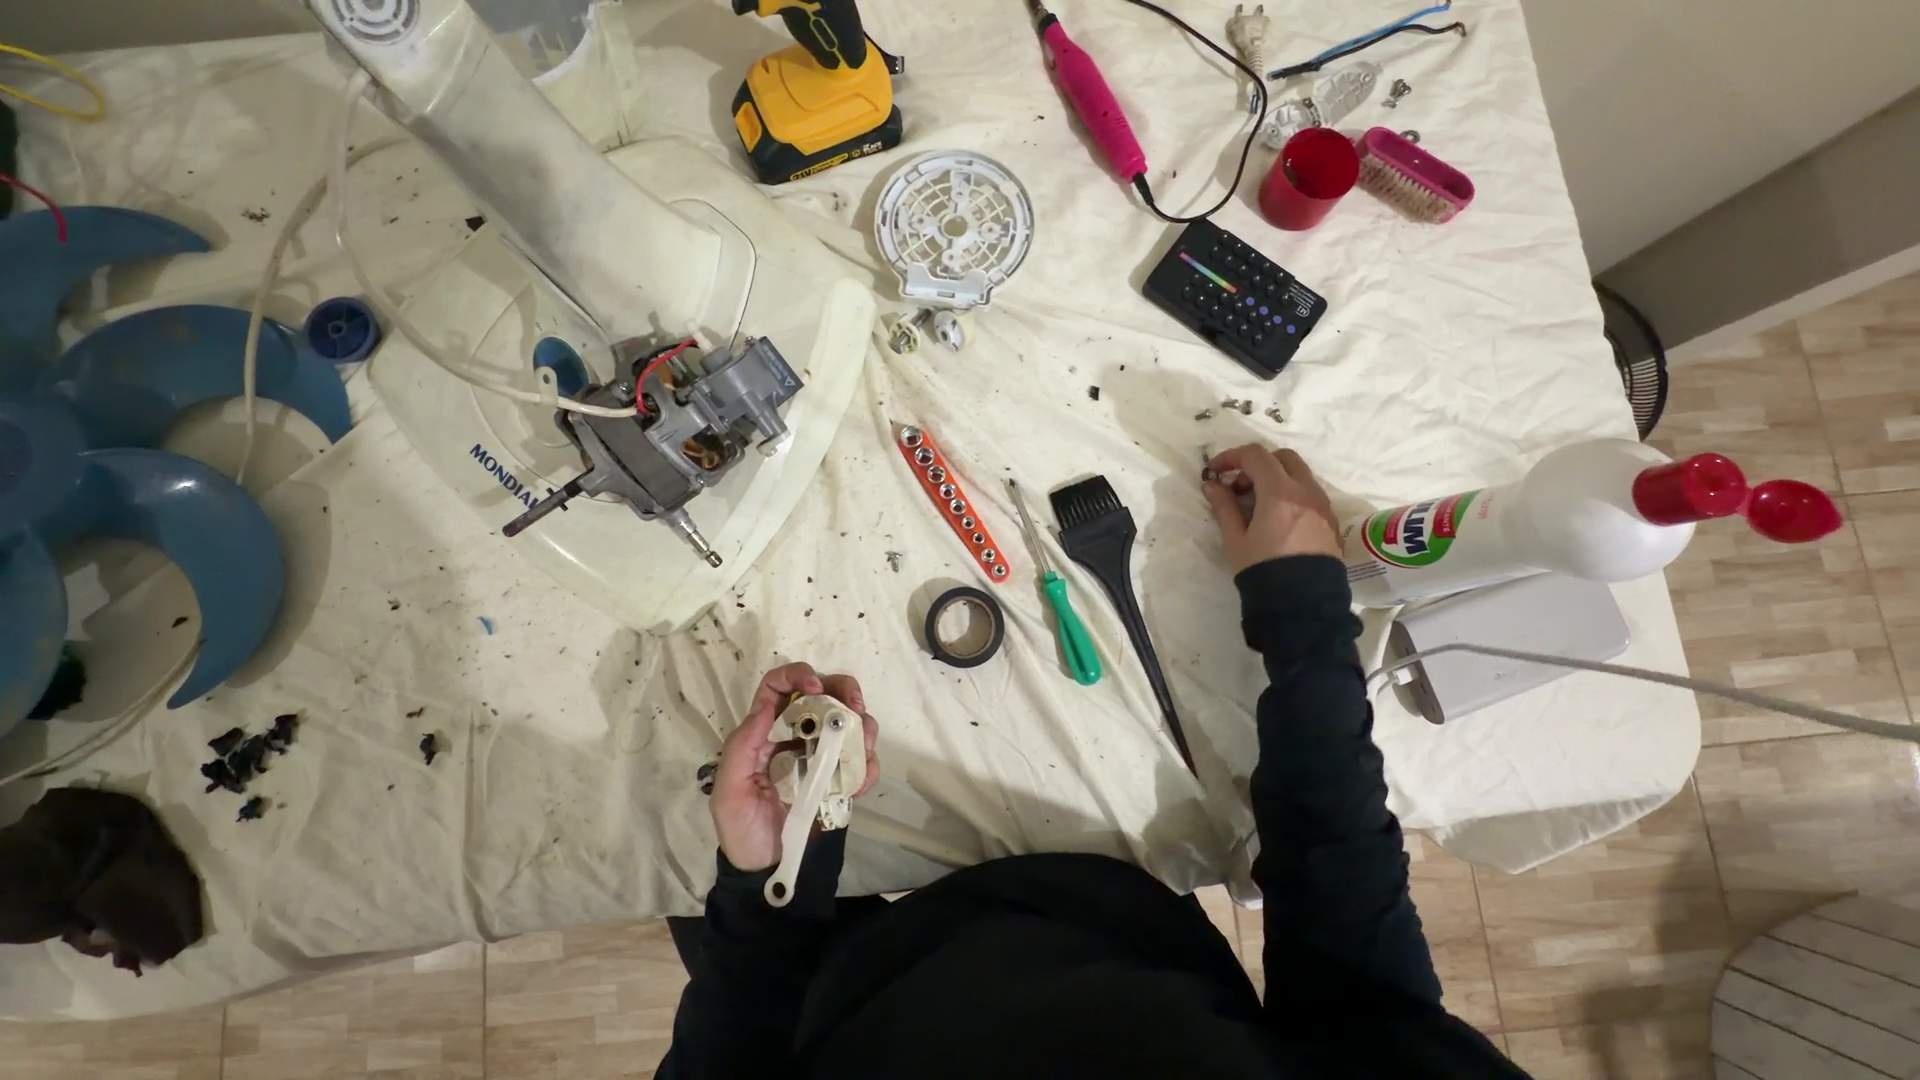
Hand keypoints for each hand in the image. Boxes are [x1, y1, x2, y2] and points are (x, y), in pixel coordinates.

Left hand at [711, 662, 879, 872]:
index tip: (817, 690)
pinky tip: (859, 785)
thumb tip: (765, 709)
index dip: (799, 675)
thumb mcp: (729, 790)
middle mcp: (796, 734)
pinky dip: (869, 764)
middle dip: (845, 690)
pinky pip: (864, 759)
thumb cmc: (741, 829)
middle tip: (856, 706)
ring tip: (863, 747)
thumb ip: (742, 749)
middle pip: (825, 692)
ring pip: (850, 720)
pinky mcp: (841, 777)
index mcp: (765, 730)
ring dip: (862, 726)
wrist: (767, 870)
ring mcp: (822, 754)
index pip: (779, 685)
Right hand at [1202, 444, 1340, 571]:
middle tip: (1239, 488)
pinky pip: (1309, 492)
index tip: (1216, 471)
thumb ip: (1224, 507)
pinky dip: (1290, 492)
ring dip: (1275, 478)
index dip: (1231, 457)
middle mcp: (1305, 491)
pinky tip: (1276, 518)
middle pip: (1282, 457)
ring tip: (1256, 505)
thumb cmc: (1263, 570)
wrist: (1302, 604)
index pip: (1255, 455)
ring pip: (1298, 473)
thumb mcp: (1235, 539)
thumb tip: (1212, 485)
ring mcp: (1322, 504)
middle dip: (1257, 464)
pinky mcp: (1330, 519)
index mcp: (1279, 493)